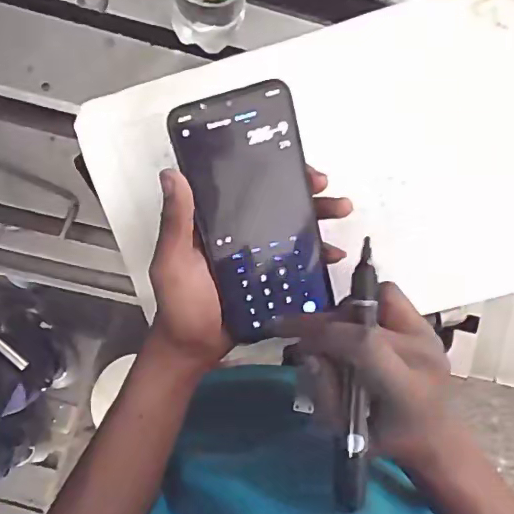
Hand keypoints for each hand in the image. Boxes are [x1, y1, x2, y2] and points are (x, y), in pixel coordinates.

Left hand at [148, 166, 352, 369]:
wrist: (194, 348)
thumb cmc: (179, 303)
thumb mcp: (173, 259)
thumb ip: (176, 222)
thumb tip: (171, 174)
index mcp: (213, 223)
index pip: (244, 188)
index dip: (269, 171)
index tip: (293, 164)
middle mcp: (237, 234)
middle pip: (275, 204)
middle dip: (304, 192)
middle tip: (325, 186)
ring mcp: (256, 257)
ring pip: (291, 229)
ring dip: (318, 218)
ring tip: (341, 211)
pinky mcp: (271, 279)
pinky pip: (298, 262)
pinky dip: (318, 255)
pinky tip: (333, 255)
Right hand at [283, 282, 470, 473]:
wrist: (436, 435)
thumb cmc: (387, 439)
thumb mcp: (348, 430)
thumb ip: (325, 392)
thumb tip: (307, 352)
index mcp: (406, 389)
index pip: (364, 344)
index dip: (324, 335)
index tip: (296, 342)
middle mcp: (422, 355)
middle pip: (365, 319)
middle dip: (323, 322)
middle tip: (296, 333)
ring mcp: (428, 336)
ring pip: (377, 297)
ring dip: (345, 312)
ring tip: (331, 335)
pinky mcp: (426, 326)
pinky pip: (388, 298)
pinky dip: (365, 307)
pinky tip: (353, 328)